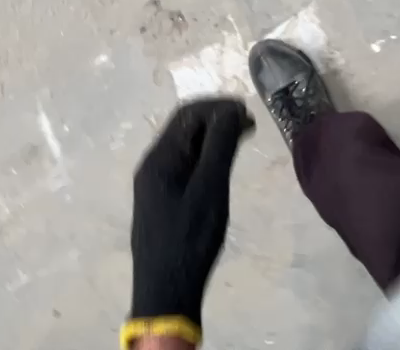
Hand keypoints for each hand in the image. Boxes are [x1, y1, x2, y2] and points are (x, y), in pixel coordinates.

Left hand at [128, 98, 253, 333]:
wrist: (165, 293)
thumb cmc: (190, 238)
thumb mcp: (210, 188)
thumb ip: (219, 145)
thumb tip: (230, 110)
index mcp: (159, 157)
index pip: (188, 113)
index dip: (218, 106)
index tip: (247, 112)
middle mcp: (152, 163)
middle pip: (184, 126)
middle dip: (216, 118)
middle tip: (248, 124)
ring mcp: (154, 182)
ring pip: (185, 144)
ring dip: (212, 135)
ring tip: (241, 139)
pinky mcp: (161, 198)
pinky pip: (184, 162)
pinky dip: (205, 154)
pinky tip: (222, 164)